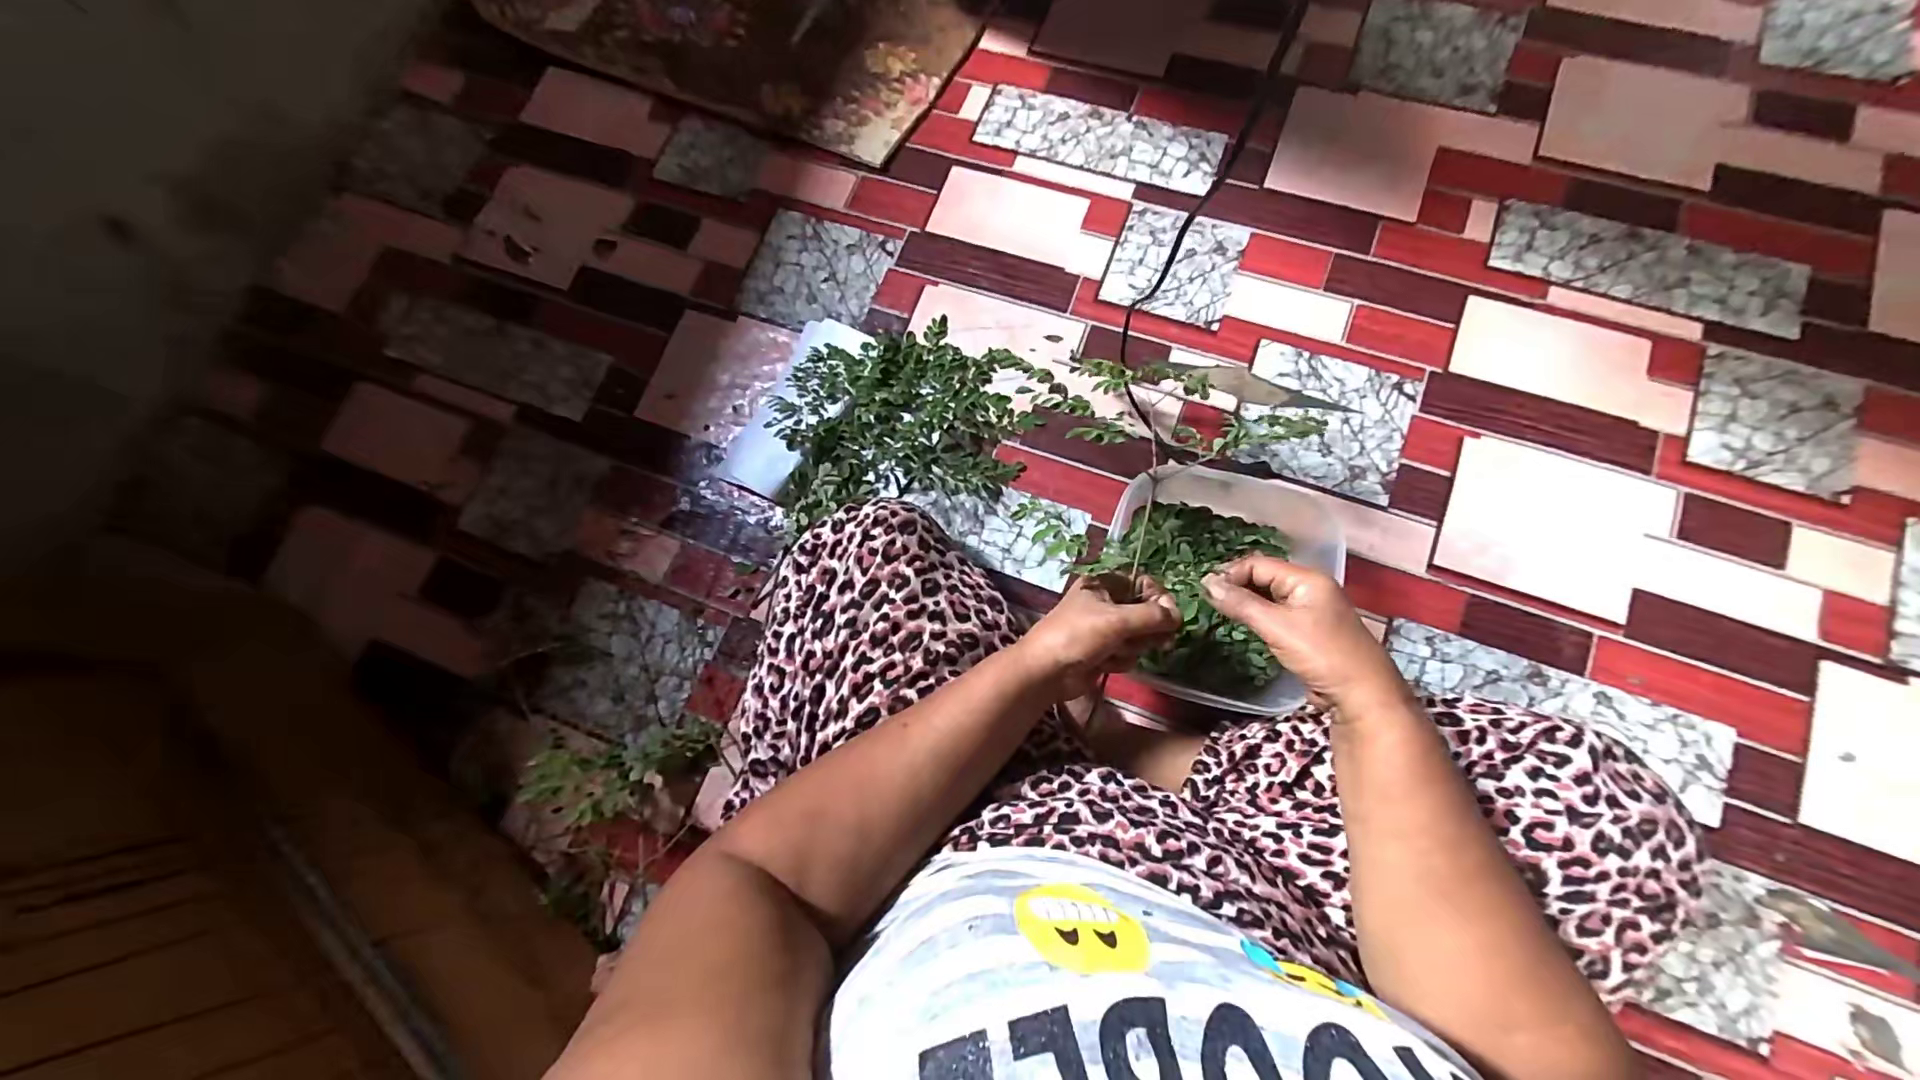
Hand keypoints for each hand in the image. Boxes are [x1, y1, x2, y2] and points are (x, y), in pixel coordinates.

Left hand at [1013, 574, 1181, 698]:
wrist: (1046, 672)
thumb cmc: (1077, 636)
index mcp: (1102, 585)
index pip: (1142, 583)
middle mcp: (1104, 604)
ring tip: (1115, 651)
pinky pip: (1127, 653)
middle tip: (1153, 640)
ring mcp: (1104, 629)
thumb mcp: (1116, 620)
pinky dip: (1121, 660)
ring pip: (1138, 636)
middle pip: (1144, 612)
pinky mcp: (1104, 652)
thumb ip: (1152, 616)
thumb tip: (1178, 614)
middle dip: (1146, 628)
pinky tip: (1106, 664)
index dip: (1158, 598)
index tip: (1170, 616)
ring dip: (1132, 647)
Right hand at [1201, 555, 1408, 710]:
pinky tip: (1242, 625)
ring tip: (1219, 611)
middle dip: (1235, 586)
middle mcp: (1309, 588)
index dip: (1230, 573)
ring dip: (1244, 601)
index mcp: (1307, 578)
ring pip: (1268, 597)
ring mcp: (1310, 610)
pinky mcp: (1307, 631)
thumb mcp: (1277, 626)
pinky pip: (1275, 614)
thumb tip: (1206, 583)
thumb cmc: (1322, 653)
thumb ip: (1241, 603)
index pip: (1258, 564)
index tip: (1205, 590)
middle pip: (1263, 577)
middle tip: (1208, 600)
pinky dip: (1257, 616)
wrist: (1362, 695)